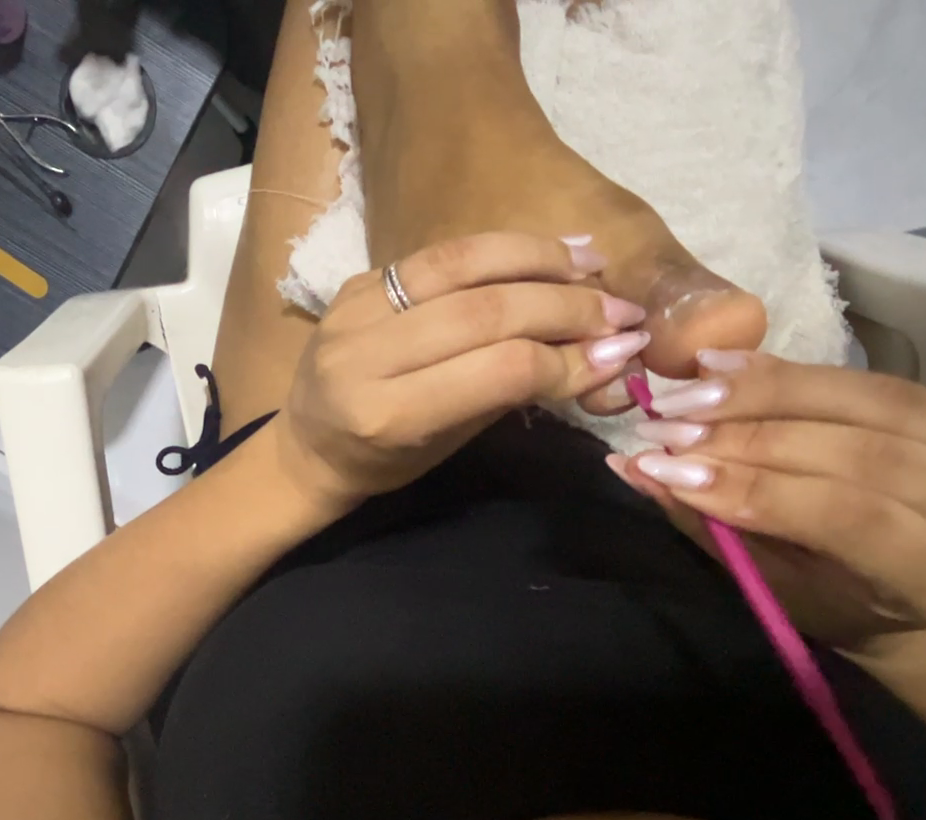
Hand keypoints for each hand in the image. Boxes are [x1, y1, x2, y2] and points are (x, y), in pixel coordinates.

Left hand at [274, 231, 649, 508]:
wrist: (306, 446)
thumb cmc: (381, 463)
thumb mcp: (447, 443)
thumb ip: (511, 392)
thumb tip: (600, 354)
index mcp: (384, 414)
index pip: (496, 370)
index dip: (566, 359)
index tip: (620, 353)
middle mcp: (363, 355)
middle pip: (483, 312)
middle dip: (564, 307)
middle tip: (619, 311)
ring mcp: (353, 311)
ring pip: (459, 265)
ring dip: (536, 259)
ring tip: (590, 263)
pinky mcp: (355, 283)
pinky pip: (437, 256)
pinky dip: (496, 250)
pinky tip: (542, 250)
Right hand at [608, 350, 925, 646]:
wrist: (911, 600)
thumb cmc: (832, 608)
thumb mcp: (769, 584)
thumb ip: (710, 525)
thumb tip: (634, 468)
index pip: (851, 516)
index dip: (755, 485)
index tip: (666, 465)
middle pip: (864, 451)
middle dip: (750, 434)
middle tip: (664, 423)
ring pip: (871, 403)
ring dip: (765, 392)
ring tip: (687, 391)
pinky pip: (872, 383)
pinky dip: (792, 373)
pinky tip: (727, 367)